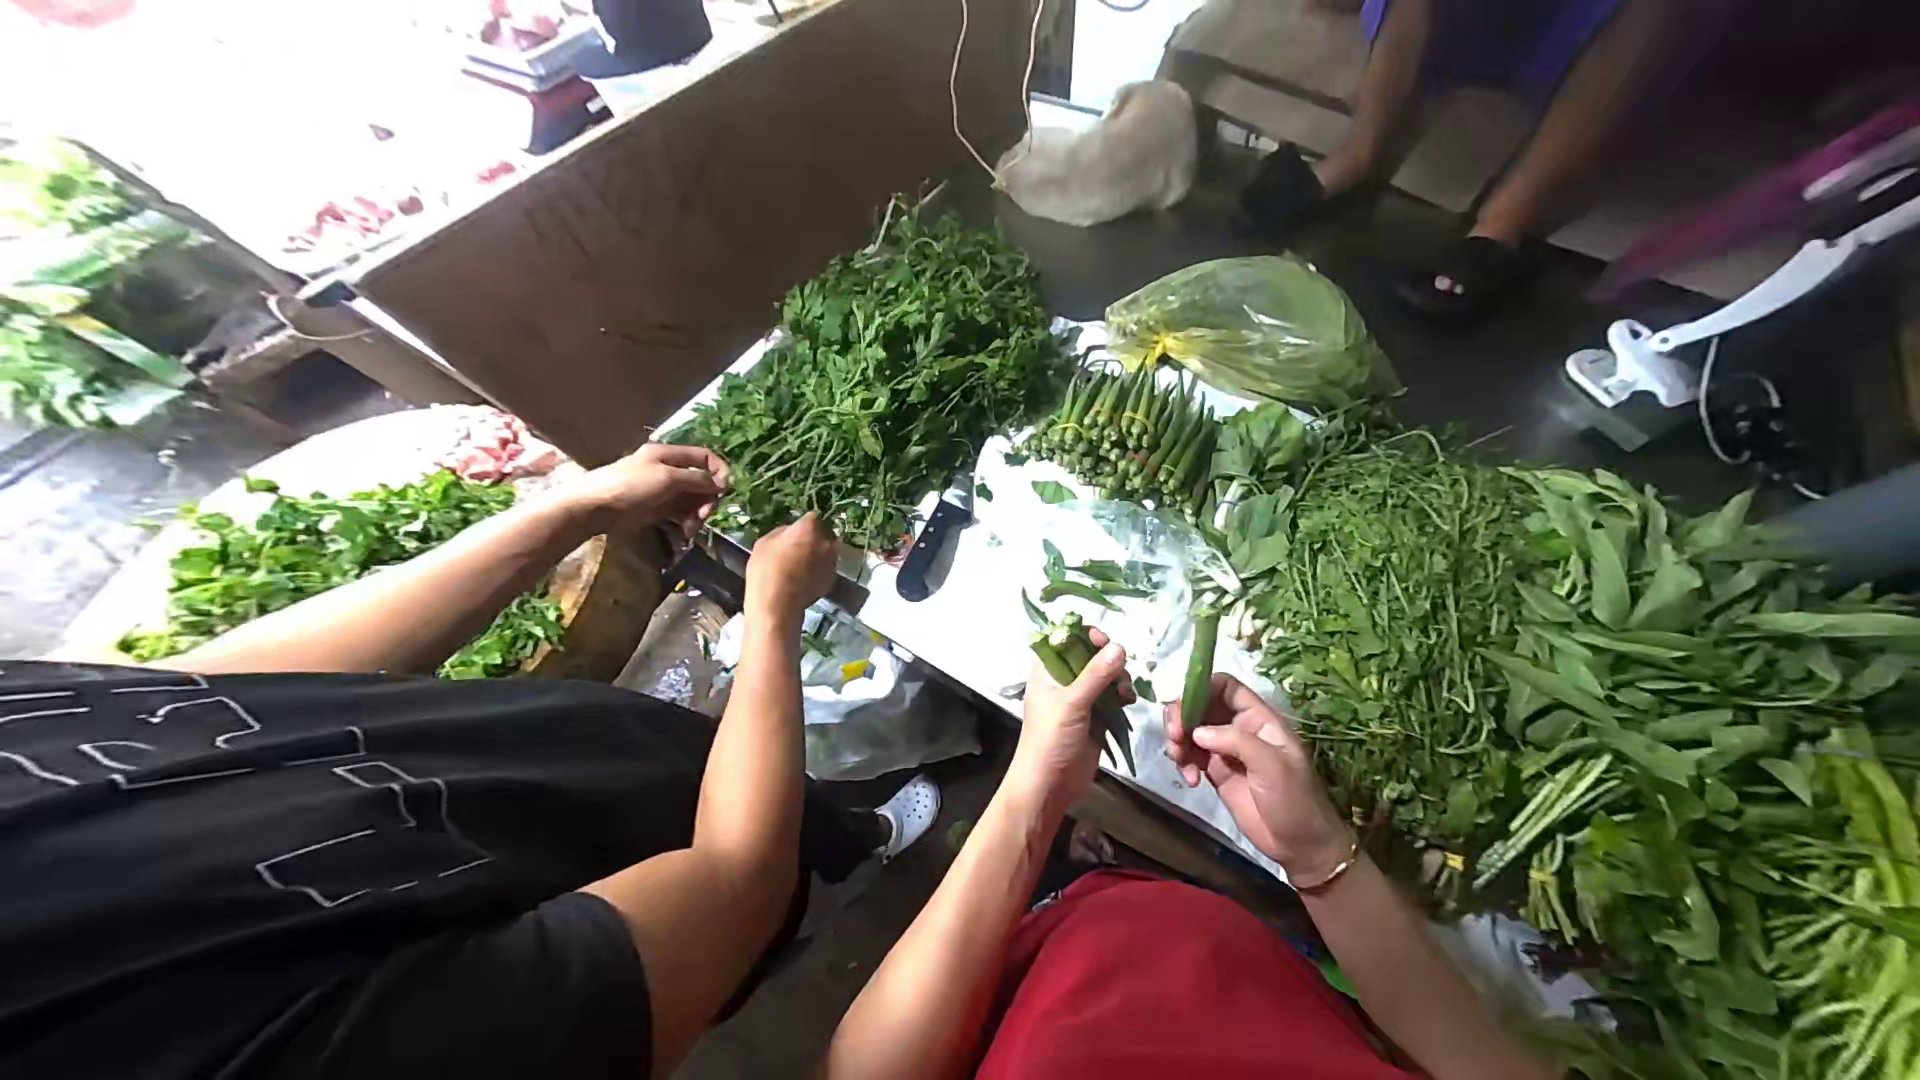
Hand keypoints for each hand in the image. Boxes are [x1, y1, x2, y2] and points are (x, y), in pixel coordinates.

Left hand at [570, 443, 730, 538]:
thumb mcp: (667, 478)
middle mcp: (669, 470)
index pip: (704, 457)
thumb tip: (722, 483)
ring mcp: (664, 490)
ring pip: (694, 499)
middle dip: (708, 498)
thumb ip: (697, 479)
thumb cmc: (630, 486)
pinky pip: (682, 513)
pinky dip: (688, 522)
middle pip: (702, 481)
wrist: (594, 508)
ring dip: (699, 513)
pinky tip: (685, 531)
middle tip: (705, 514)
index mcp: (669, 455)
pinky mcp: (659, 508)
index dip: (719, 471)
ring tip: (693, 526)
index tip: (727, 490)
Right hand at [745, 512, 838, 621]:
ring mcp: (832, 561)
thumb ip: (782, 532)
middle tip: (800, 548)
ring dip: (819, 555)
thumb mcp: (764, 543)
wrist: (778, 603)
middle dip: (814, 539)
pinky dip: (820, 570)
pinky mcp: (833, 578)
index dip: (805, 524)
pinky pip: (827, 568)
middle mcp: (826, 541)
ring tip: (803, 566)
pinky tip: (807, 578)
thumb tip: (791, 531)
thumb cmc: (767, 569)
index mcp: (809, 528)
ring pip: (827, 552)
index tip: (798, 531)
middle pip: (823, 534)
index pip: (812, 517)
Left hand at [1014, 627, 1133, 804]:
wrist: (1050, 783)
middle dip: (1108, 659)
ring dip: (1118, 678)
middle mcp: (1063, 680)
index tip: (1103, 640)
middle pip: (1090, 656)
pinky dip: (1122, 694)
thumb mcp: (1072, 702)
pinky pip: (1112, 696)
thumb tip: (1119, 646)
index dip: (1084, 635)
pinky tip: (1128, 700)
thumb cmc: (1051, 738)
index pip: (1065, 640)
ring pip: (1105, 675)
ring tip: (1124, 692)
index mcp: (1047, 671)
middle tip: (1119, 669)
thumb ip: (1096, 674)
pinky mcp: (1095, 715)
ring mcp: (1080, 698)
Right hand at [1164, 674, 1352, 882]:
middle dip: (1180, 716)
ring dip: (1177, 739)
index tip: (1182, 705)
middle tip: (1174, 736)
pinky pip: (1189, 755)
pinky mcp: (1214, 771)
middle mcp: (1238, 728)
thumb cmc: (1295, 800)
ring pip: (1190, 729)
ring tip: (1179, 760)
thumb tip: (1196, 731)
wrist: (1301, 847)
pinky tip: (1189, 780)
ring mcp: (1224, 749)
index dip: (1201, 686)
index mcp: (1257, 719)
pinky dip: (1182, 762)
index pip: (1225, 686)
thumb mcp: (1273, 766)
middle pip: (1199, 705)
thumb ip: (1236, 741)